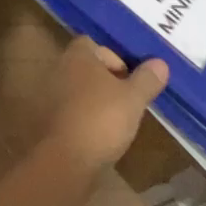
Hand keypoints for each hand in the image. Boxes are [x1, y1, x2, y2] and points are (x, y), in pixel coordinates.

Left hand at [44, 36, 169, 169]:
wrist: (64, 161)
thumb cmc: (101, 119)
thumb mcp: (133, 99)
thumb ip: (146, 79)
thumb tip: (160, 63)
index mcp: (77, 56)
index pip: (93, 44)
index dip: (113, 58)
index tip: (128, 79)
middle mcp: (58, 69)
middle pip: (85, 68)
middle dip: (105, 82)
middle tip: (125, 101)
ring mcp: (47, 97)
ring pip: (76, 91)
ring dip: (93, 102)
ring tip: (113, 122)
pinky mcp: (45, 123)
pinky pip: (68, 113)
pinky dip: (81, 120)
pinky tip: (96, 138)